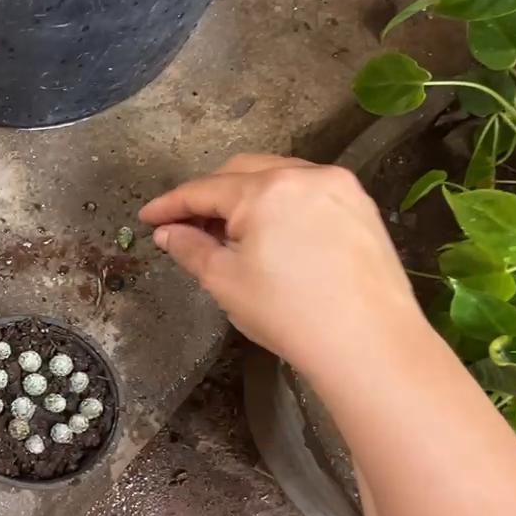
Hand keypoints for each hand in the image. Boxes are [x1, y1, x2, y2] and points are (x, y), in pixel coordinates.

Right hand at [139, 154, 426, 377]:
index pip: (203, 190)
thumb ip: (189, 248)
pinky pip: (303, 191)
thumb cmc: (287, 312)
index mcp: (267, 191)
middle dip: (206, 195)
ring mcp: (339, 188)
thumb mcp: (222, 280)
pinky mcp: (360, 206)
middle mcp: (305, 175)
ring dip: (241, 197)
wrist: (368, 343)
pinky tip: (263, 232)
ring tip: (221, 231)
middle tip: (182, 225)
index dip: (169, 205)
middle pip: (239, 172)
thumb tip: (167, 233)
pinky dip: (274, 203)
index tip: (146, 218)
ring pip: (274, 176)